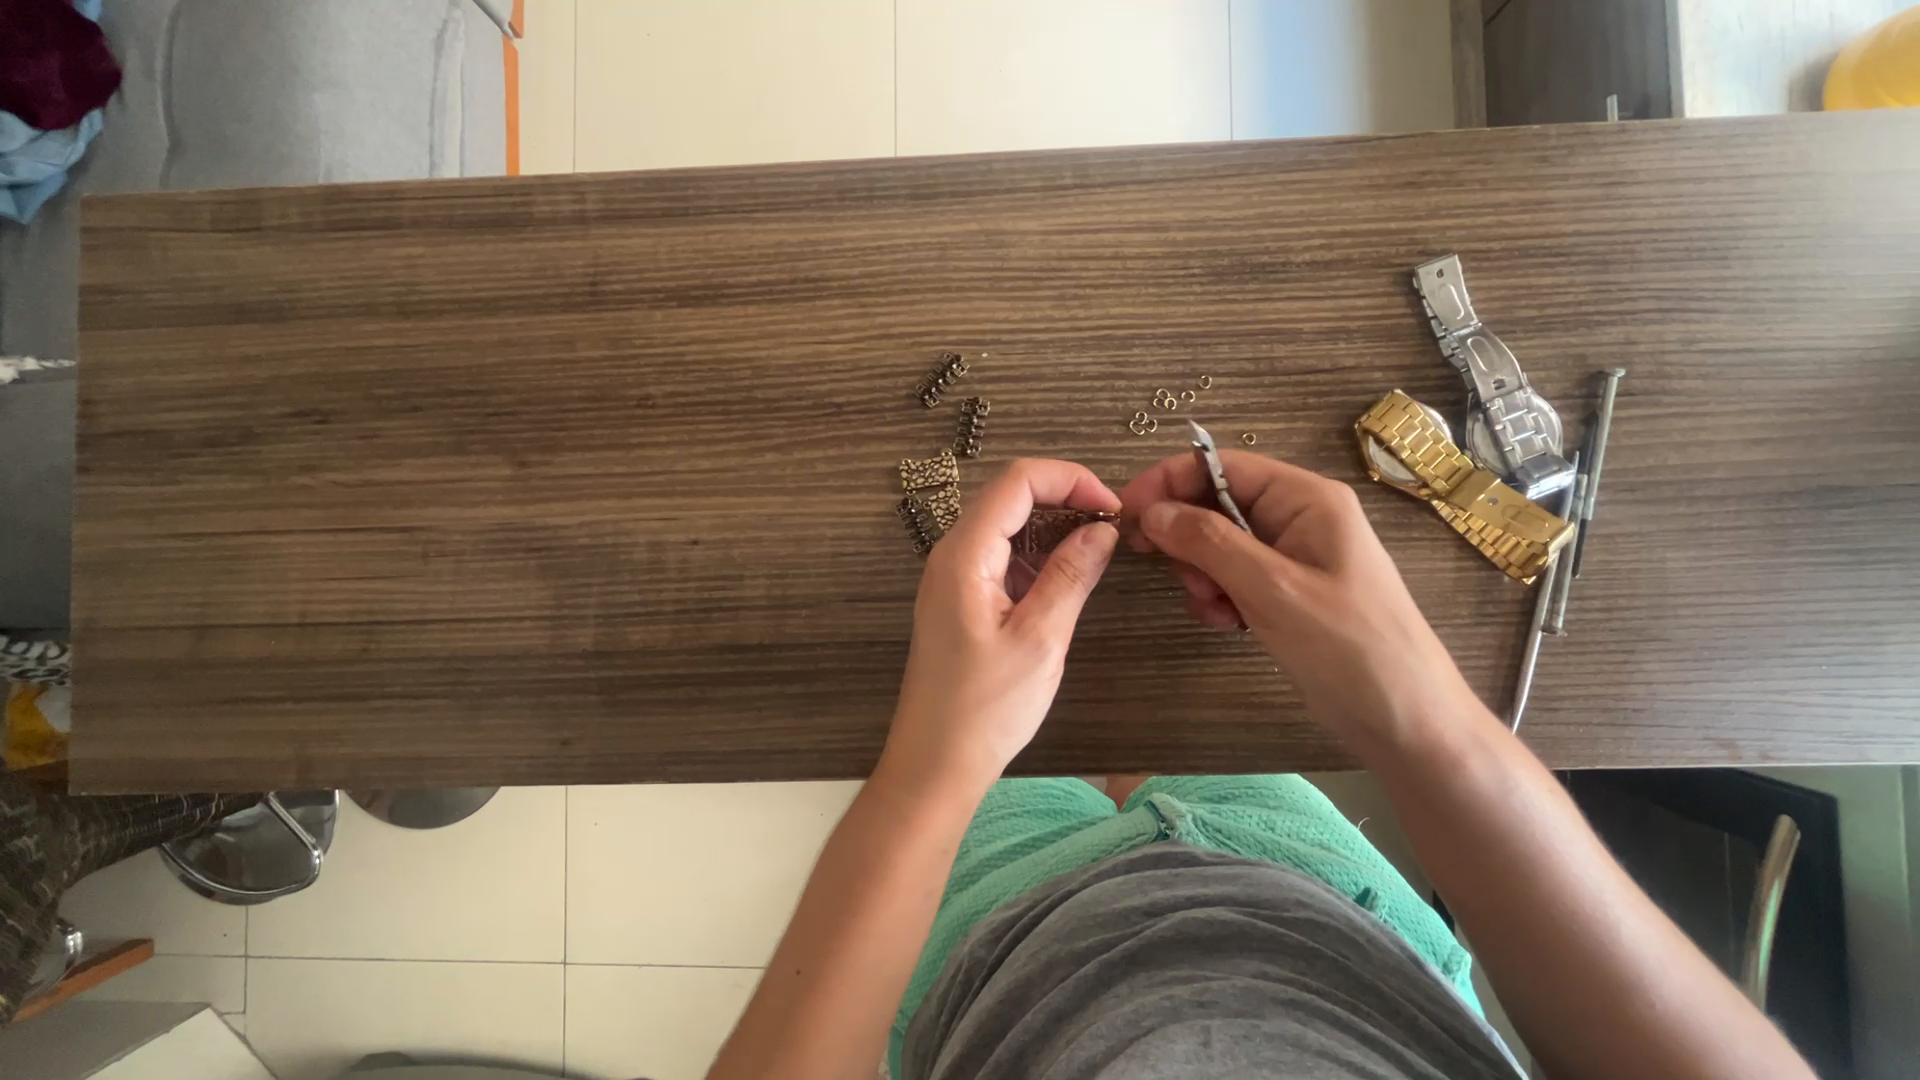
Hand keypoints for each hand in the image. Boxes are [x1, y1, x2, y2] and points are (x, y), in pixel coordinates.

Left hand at [886, 459, 1121, 789]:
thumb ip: (1071, 576)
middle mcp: (952, 554)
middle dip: (1064, 500)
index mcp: (965, 554)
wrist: (936, 762)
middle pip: (1010, 497)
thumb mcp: (1040, 639)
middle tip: (1111, 530)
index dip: (1070, 479)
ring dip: (1053, 530)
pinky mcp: (961, 599)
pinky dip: (1037, 558)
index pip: (1017, 480)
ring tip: (1096, 554)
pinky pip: (1002, 558)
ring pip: (1007, 527)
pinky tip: (1065, 581)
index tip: (1112, 508)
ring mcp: (953, 577)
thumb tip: (1102, 529)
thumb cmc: (985, 708)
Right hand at [1118, 450, 1484, 745]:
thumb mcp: (1271, 588)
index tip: (1126, 515)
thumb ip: (1208, 542)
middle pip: (1215, 504)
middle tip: (1183, 579)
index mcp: (1304, 498)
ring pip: (1217, 544)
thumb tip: (1152, 511)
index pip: (1222, 466)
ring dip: (1201, 574)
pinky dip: (1218, 596)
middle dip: (1187, 539)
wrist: (1402, 718)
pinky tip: (1229, 624)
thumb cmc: (1346, 644)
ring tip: (1217, 610)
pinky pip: (1231, 576)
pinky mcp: (1284, 591)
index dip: (1169, 482)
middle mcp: (1296, 517)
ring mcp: (1290, 556)